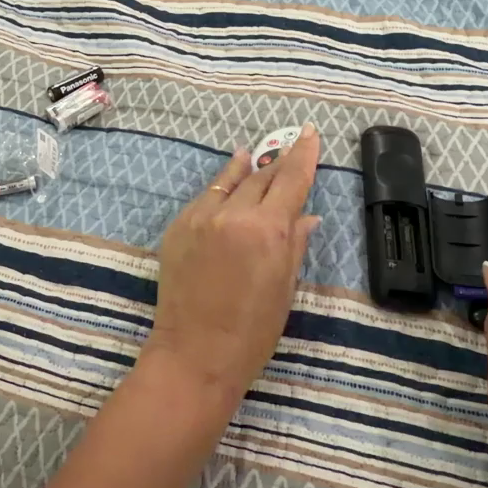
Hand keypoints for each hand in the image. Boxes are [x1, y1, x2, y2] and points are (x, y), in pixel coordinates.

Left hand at [140, 124, 321, 407]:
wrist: (194, 354)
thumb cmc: (252, 332)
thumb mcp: (284, 288)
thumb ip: (295, 244)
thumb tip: (306, 215)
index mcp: (267, 230)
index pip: (290, 180)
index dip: (303, 155)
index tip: (310, 132)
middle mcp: (233, 214)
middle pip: (260, 177)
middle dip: (277, 161)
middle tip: (289, 145)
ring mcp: (201, 218)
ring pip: (228, 182)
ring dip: (244, 168)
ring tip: (252, 153)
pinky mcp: (178, 227)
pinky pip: (205, 199)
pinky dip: (220, 189)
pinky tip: (226, 184)